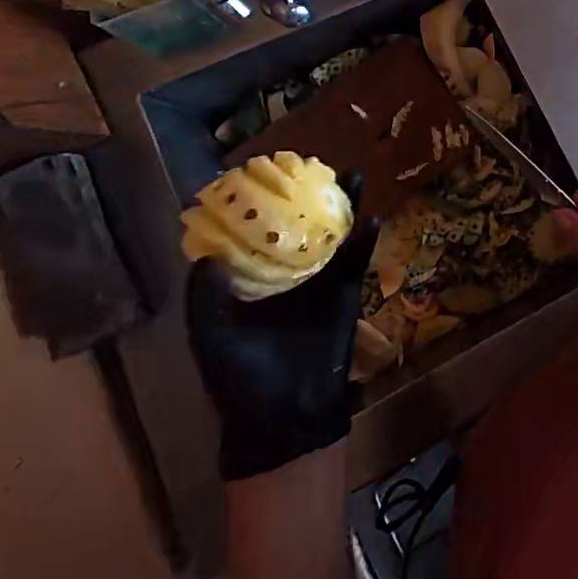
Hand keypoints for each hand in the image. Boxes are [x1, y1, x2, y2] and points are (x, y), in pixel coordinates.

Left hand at [188, 172, 378, 480]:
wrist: (285, 415)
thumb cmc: (242, 380)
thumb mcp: (213, 339)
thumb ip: (207, 301)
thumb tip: (207, 258)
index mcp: (254, 281)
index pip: (259, 233)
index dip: (262, 204)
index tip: (264, 173)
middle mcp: (289, 274)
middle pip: (302, 225)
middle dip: (309, 196)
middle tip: (316, 163)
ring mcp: (321, 281)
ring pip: (334, 235)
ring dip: (344, 207)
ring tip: (352, 176)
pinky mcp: (347, 293)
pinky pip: (355, 262)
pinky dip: (363, 240)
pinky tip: (370, 218)